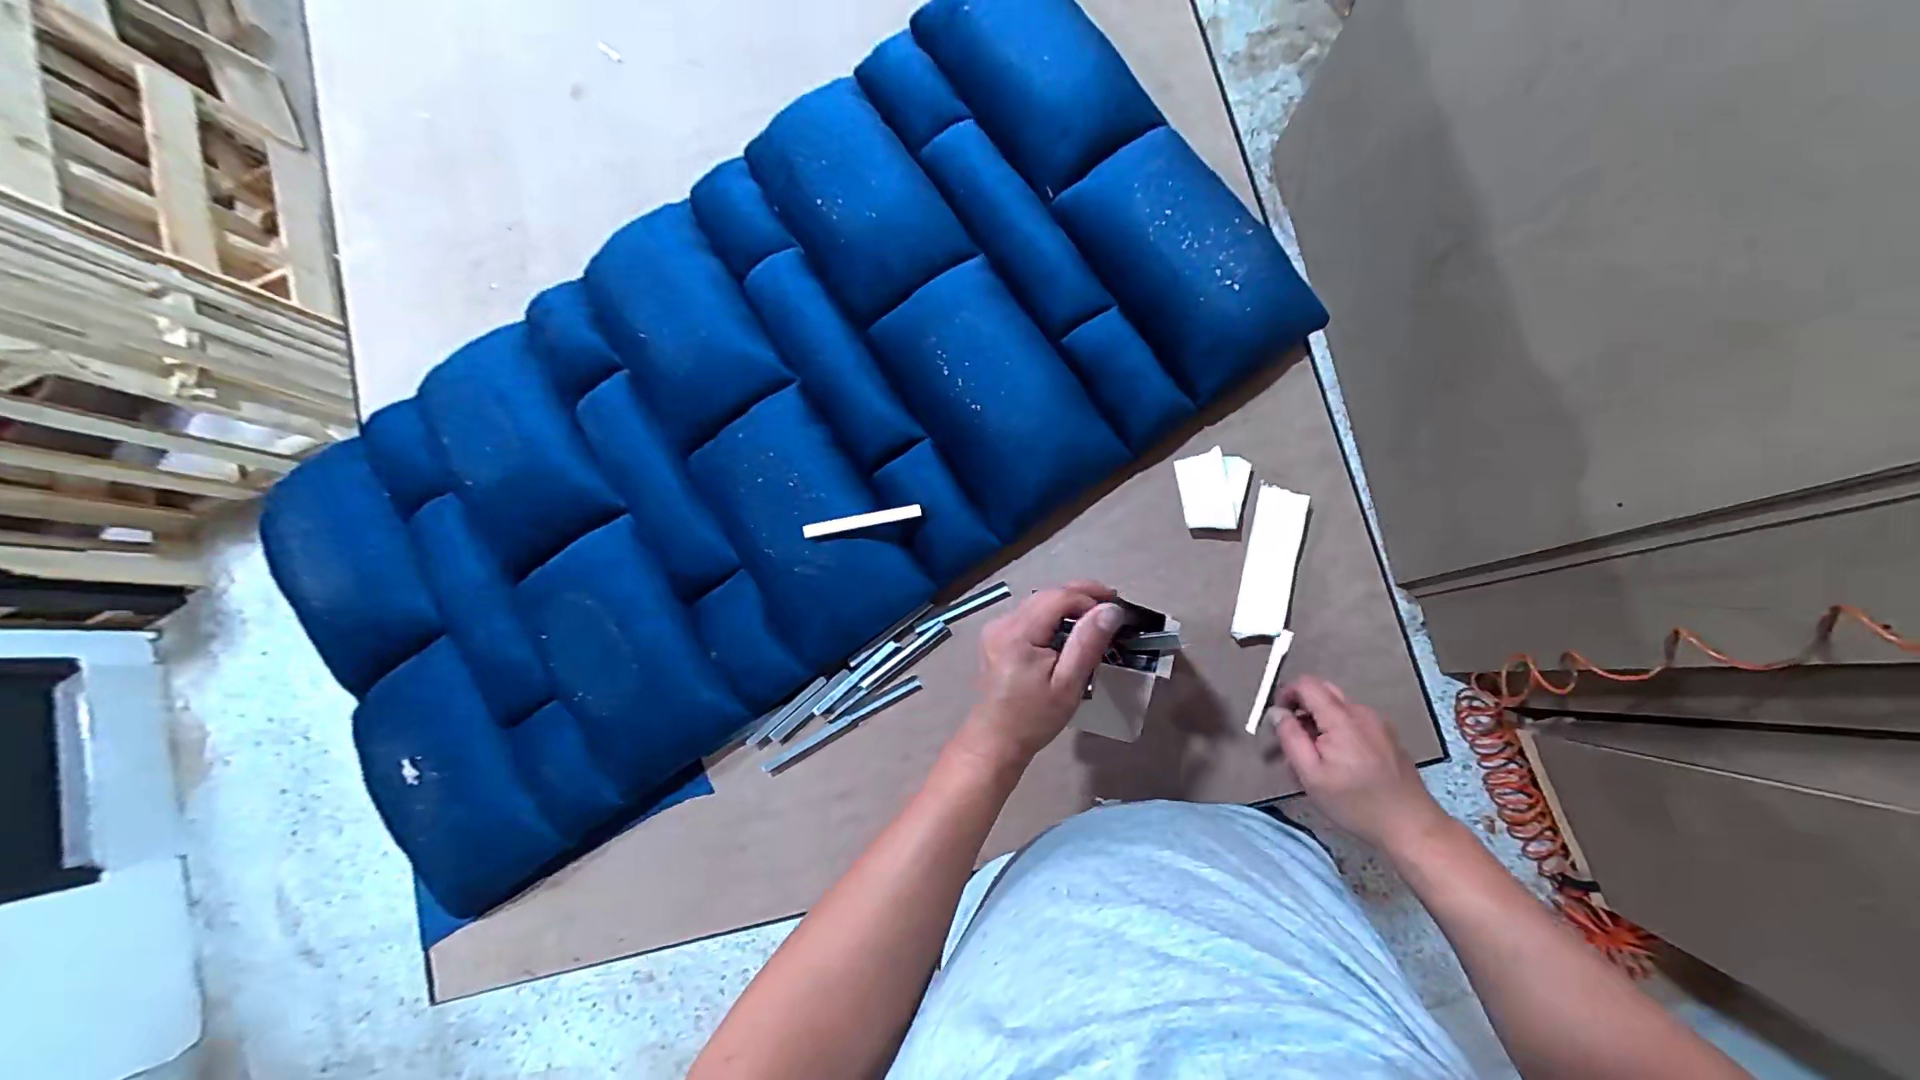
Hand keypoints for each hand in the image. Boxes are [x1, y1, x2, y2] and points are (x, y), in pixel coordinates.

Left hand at [954, 581, 1125, 768]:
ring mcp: (995, 628)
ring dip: (1066, 605)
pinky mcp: (996, 637)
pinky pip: (1029, 615)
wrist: (996, 739)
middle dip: (1080, 595)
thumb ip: (1088, 643)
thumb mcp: (1068, 684)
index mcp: (1016, 633)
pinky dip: (1051, 616)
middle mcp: (1002, 623)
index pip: (1057, 597)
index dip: (1089, 596)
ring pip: (1037, 603)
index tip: (1115, 607)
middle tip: (1111, 604)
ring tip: (1096, 616)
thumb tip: (1110, 609)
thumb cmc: (1033, 718)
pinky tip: (1069, 628)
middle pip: (1046, 595)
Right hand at [1272, 675, 1447, 853]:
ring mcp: (1379, 723)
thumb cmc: (1357, 804)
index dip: (1286, 693)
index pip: (1307, 684)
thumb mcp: (1311, 775)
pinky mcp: (1387, 735)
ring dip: (1319, 722)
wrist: (1412, 826)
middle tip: (1294, 738)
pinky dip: (1338, 731)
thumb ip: (1290, 738)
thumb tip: (1277, 713)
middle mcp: (1363, 713)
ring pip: (1337, 708)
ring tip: (1317, 757)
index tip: (1279, 717)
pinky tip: (1340, 762)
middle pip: (1323, 691)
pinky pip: (1354, 721)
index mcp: (1342, 720)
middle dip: (1301, 708)